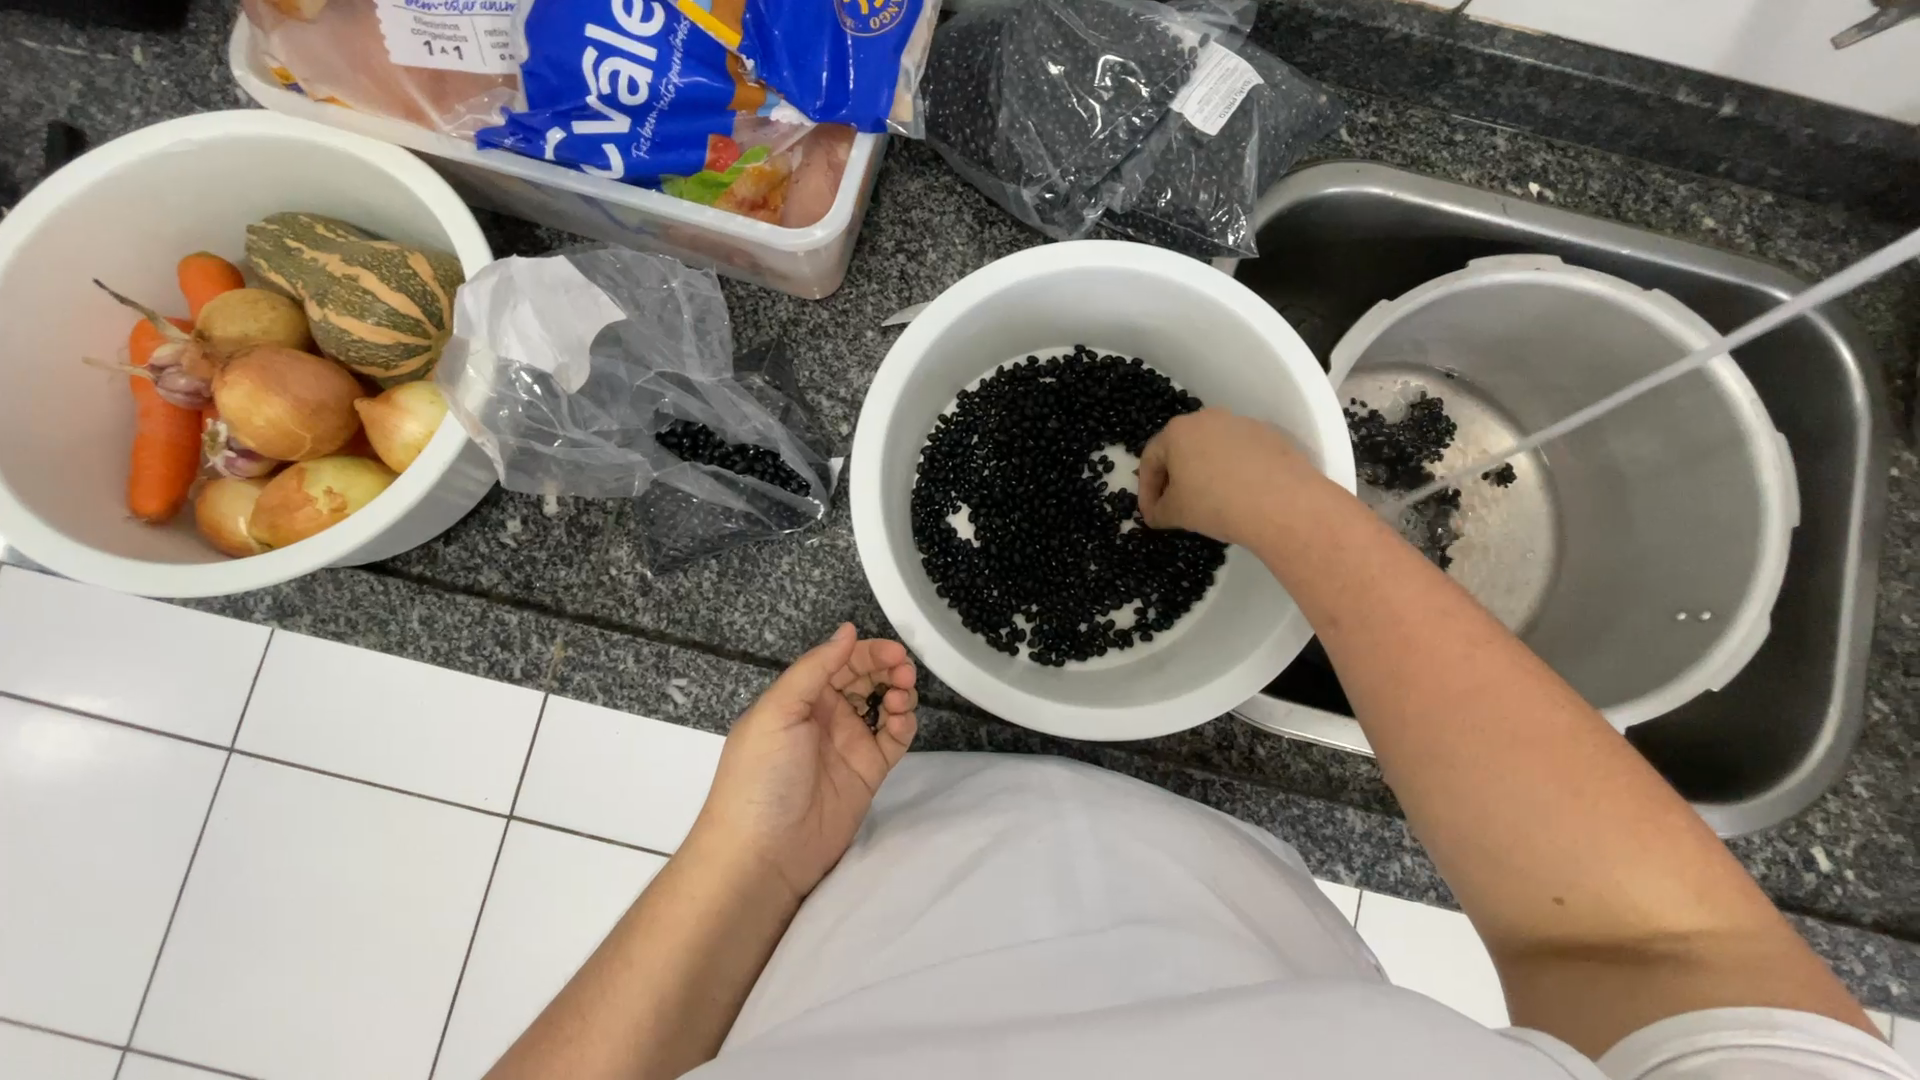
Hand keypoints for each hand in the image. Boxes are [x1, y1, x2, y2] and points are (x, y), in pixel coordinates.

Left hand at [688, 623, 918, 904]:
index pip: (839, 662)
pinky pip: (893, 740)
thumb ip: (815, 668)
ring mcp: (848, 745)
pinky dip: (904, 725)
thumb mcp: (777, 711)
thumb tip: (847, 630)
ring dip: (898, 693)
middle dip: (887, 668)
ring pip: (883, 705)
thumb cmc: (762, 775)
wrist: (764, 853)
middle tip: (904, 670)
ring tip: (903, 695)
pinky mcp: (868, 773)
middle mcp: (825, 717)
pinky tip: (901, 721)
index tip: (894, 651)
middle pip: (865, 679)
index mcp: (799, 698)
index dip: (866, 652)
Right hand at [1138, 408, 1312, 546]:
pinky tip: (1238, 495)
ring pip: (1212, 449)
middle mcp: (1208, 419)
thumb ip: (1157, 511)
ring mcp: (1241, 424)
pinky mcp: (1269, 436)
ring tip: (1209, 502)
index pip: (1150, 460)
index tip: (1151, 514)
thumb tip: (1157, 513)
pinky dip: (1232, 472)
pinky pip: (1240, 454)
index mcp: (1177, 431)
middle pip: (1181, 449)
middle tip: (1175, 507)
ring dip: (1203, 473)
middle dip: (1174, 479)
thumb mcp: (1175, 513)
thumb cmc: (1215, 504)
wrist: (1282, 504)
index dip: (1146, 490)